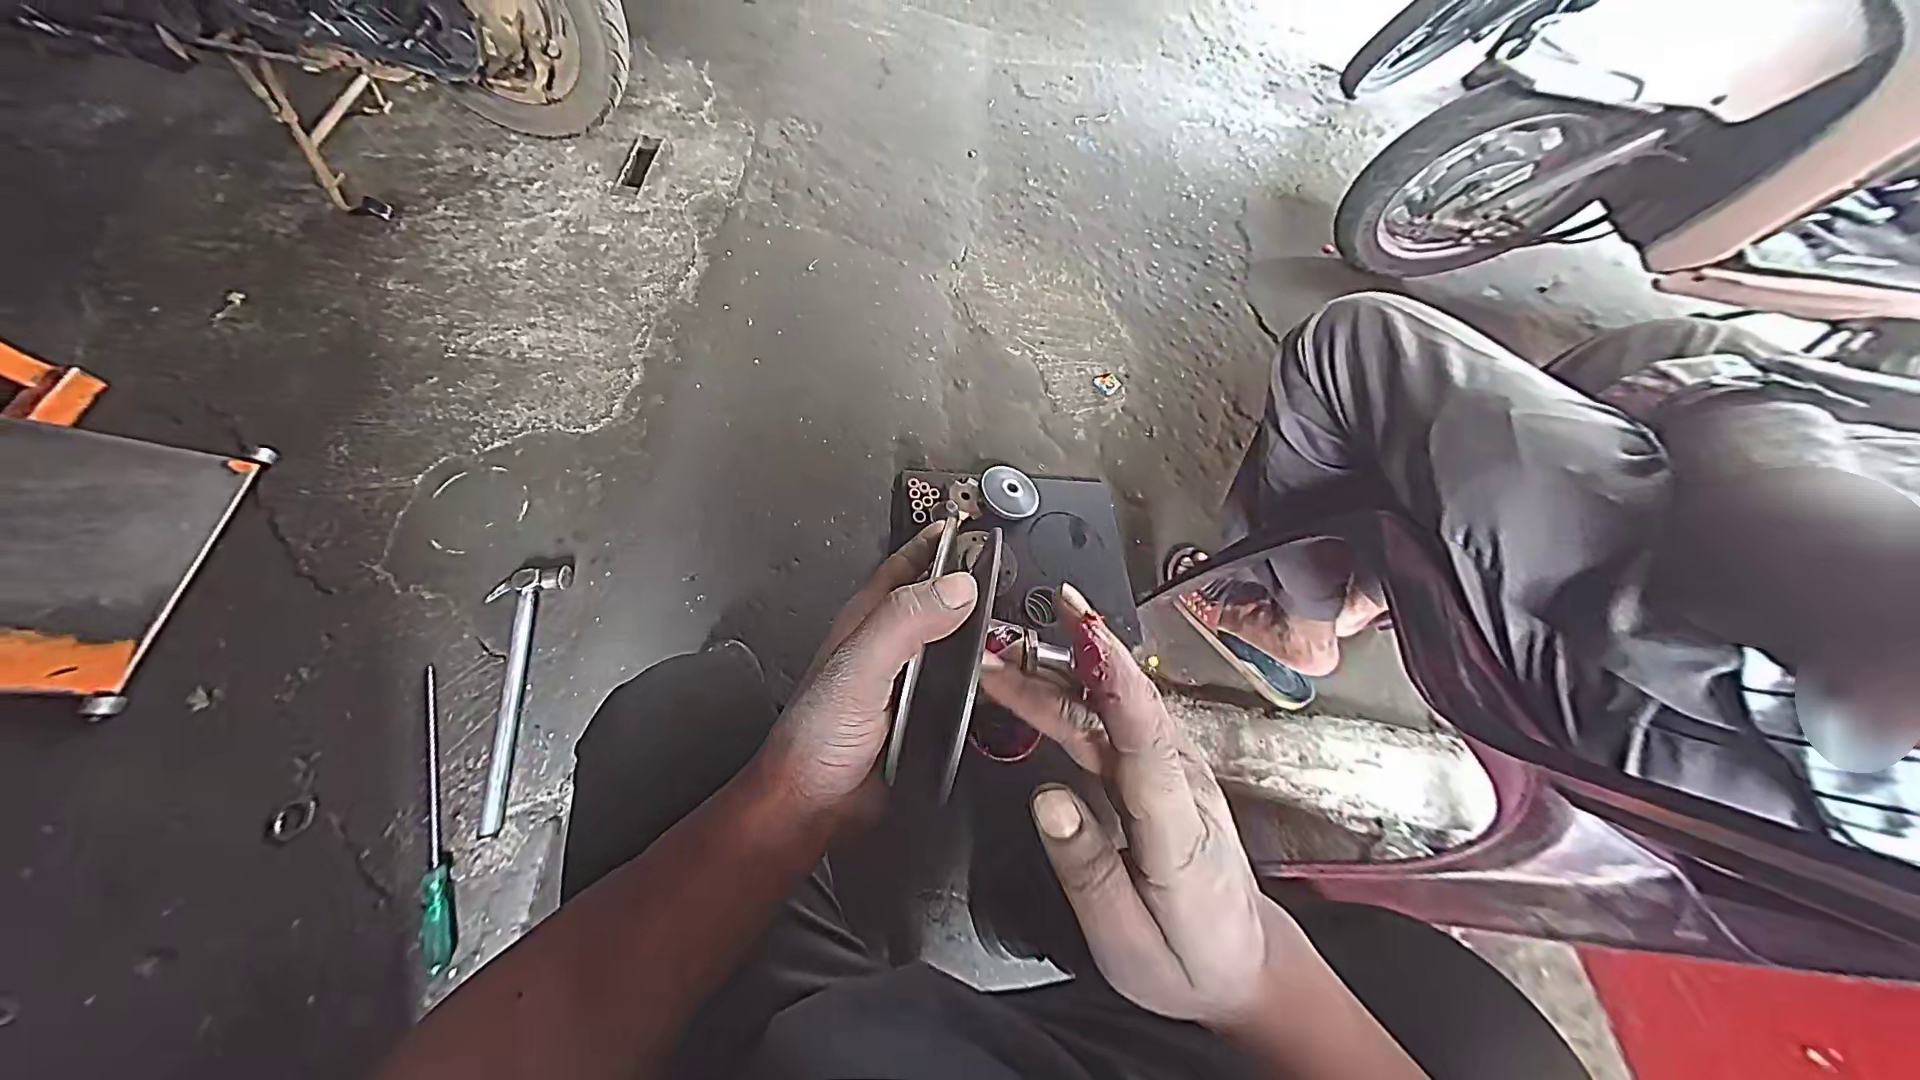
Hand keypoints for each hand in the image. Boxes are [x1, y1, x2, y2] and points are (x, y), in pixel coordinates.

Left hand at [754, 521, 977, 819]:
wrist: (815, 802)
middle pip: (936, 597)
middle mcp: (890, 642)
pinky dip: (982, 669)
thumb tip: (958, 586)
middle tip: (1006, 570)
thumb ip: (905, 622)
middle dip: (970, 580)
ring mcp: (909, 677)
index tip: (974, 526)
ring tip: (1013, 617)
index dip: (940, 542)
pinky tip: (1000, 671)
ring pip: (952, 637)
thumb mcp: (859, 668)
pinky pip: (961, 679)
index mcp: (868, 618)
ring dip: (981, 627)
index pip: (908, 563)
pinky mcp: (925, 709)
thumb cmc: (816, 736)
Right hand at [980, 584, 1294, 1029]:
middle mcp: (1180, 782)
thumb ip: (1087, 869)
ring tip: (1005, 652)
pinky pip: (1112, 716)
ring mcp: (1172, 768)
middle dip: (1068, 660)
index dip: (1114, 679)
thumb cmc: (1190, 959)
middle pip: (1123, 706)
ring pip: (1112, 705)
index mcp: (1178, 828)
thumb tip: (1047, 802)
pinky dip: (1073, 687)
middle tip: (1009, 638)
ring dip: (1061, 669)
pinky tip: (1041, 674)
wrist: (1242, 961)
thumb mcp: (1129, 943)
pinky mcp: (1158, 766)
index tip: (1084, 634)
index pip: (1145, 737)